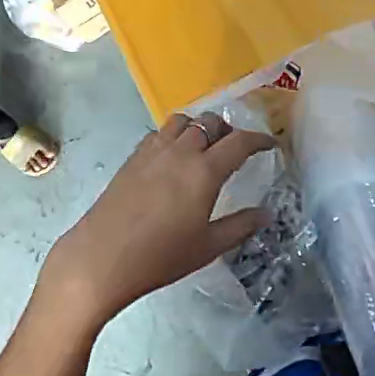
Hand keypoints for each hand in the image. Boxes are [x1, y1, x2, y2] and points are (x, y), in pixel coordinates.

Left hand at [41, 113, 275, 325]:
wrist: (105, 253)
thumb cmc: (162, 254)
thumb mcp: (208, 246)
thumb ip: (240, 226)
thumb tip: (265, 214)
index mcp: (204, 170)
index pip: (238, 142)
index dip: (258, 139)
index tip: (269, 144)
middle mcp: (179, 151)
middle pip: (208, 122)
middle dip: (227, 129)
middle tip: (235, 146)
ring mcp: (152, 151)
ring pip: (180, 121)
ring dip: (197, 126)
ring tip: (204, 145)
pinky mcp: (132, 157)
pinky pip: (158, 133)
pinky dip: (173, 135)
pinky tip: (173, 156)